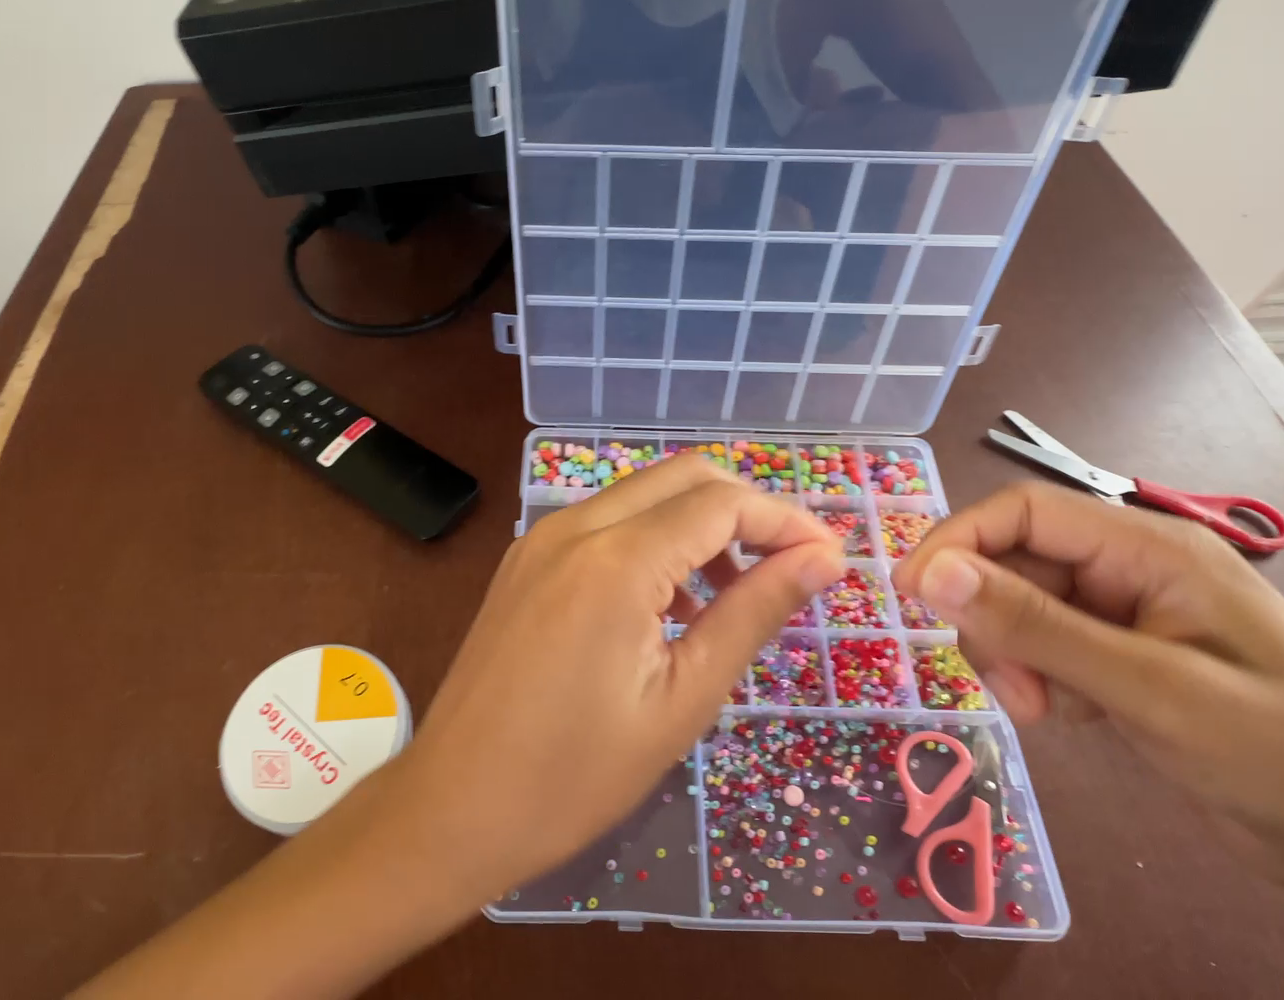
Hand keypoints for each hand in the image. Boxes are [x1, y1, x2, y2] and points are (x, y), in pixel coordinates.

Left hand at [79, 455, 841, 999]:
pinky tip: (670, 603)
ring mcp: (541, 538)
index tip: (830, 561)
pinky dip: (654, 540)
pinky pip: (606, 523)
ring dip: (700, 524)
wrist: (453, 806)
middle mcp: (575, 525)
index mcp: (617, 560)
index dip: (786, 521)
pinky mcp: (525, 560)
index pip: (722, 502)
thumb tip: (823, 560)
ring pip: (644, 494)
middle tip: (789, 572)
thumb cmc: (576, 774)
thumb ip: (753, 613)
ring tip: (735, 596)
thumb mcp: (683, 700)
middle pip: (684, 477)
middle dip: (747, 510)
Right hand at [894, 481, 1283, 997]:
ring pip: (1022, 610)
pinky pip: (1047, 648)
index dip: (956, 542)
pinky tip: (1076, 719)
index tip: (909, 597)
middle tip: (1011, 690)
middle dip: (991, 621)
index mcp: (1148, 548)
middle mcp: (1131, 568)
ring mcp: (1127, 615)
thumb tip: (927, 572)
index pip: (1022, 511)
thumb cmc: (1279, 753)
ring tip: (1048, 713)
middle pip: (1015, 563)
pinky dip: (1040, 680)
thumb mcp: (1147, 687)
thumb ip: (1033, 625)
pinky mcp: (1123, 658)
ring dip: (1013, 657)